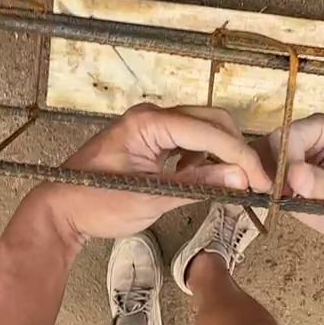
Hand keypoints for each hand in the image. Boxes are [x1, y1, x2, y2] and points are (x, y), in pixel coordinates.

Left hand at [34, 103, 271, 242]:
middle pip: (211, 121)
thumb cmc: (98, 204)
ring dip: (220, 152)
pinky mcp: (148, 137)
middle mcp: (151, 115)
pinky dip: (201, 155)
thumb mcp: (152, 198)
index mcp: (149, 122)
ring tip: (230, 182)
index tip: (263, 181)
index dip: (241, 157)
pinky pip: (186, 138)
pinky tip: (199, 177)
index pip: (209, 132)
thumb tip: (240, 179)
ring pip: (201, 128)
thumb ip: (198, 184)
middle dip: (236, 150)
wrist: (61, 209)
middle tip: (254, 182)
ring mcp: (149, 124)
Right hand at [255, 114, 323, 249]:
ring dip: (256, 181)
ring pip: (259, 164)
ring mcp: (291, 164)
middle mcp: (303, 142)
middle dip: (264, 169)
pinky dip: (257, 192)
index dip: (285, 157)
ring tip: (267, 199)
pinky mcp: (285, 187)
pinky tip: (264, 202)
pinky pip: (262, 184)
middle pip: (269, 146)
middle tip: (272, 194)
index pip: (291, 134)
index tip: (292, 185)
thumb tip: (294, 175)